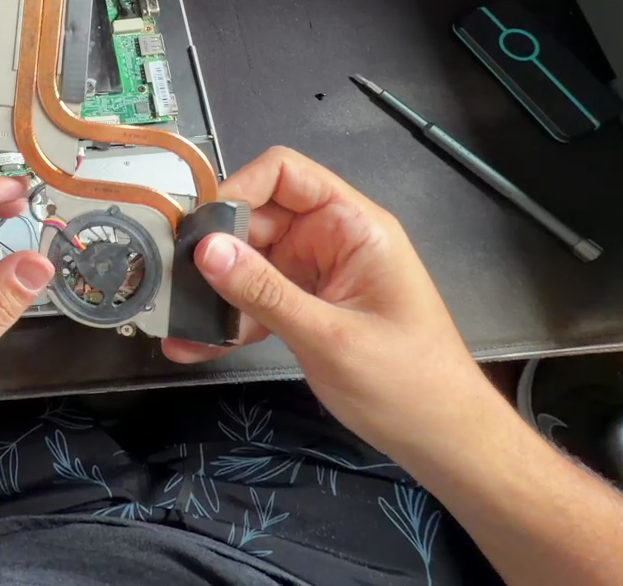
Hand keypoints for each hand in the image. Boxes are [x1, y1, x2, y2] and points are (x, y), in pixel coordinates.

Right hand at [163, 146, 503, 460]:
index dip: (240, 187)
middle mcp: (327, 239)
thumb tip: (205, 249)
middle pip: (255, 218)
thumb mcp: (331, 338)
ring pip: (245, 261)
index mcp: (351, 226)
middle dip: (214, 247)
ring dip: (212, 289)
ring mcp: (312, 273)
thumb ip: (264, 292)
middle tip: (173, 276)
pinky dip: (226, 319)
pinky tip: (193, 343)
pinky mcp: (300, 305)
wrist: (449, 448)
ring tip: (176, 315)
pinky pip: (252, 299)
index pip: (285, 173)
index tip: (204, 228)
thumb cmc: (410, 387)